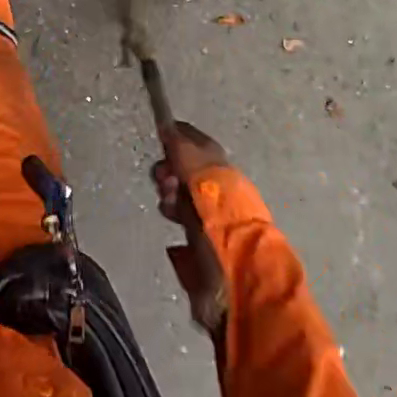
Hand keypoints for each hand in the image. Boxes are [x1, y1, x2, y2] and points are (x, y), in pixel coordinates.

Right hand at [150, 121, 230, 332]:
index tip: (159, 136)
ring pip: (179, 195)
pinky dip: (172, 218)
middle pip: (184, 170)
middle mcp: (216, 188)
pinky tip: (170, 223)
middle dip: (169, 170)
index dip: (177, 138)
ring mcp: (208, 216)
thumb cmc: (220, 212)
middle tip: (163, 179)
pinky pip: (179, 221)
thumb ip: (182, 148)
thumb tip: (167, 125)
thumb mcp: (201, 171)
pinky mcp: (199, 242)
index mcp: (222, 168)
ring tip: (168, 206)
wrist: (237, 272)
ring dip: (168, 196)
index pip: (196, 144)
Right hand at [151, 120, 231, 223]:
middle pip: (172, 163)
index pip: (183, 133)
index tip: (159, 138)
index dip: (168, 134)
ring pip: (170, 185)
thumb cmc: (202, 175)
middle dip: (163, 170)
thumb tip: (164, 120)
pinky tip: (176, 209)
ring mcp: (197, 189)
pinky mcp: (192, 210)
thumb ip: (171, 135)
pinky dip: (171, 207)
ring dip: (166, 190)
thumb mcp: (183, 148)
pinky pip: (172, 204)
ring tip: (173, 196)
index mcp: (205, 147)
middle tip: (166, 176)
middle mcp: (201, 166)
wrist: (220, 215)